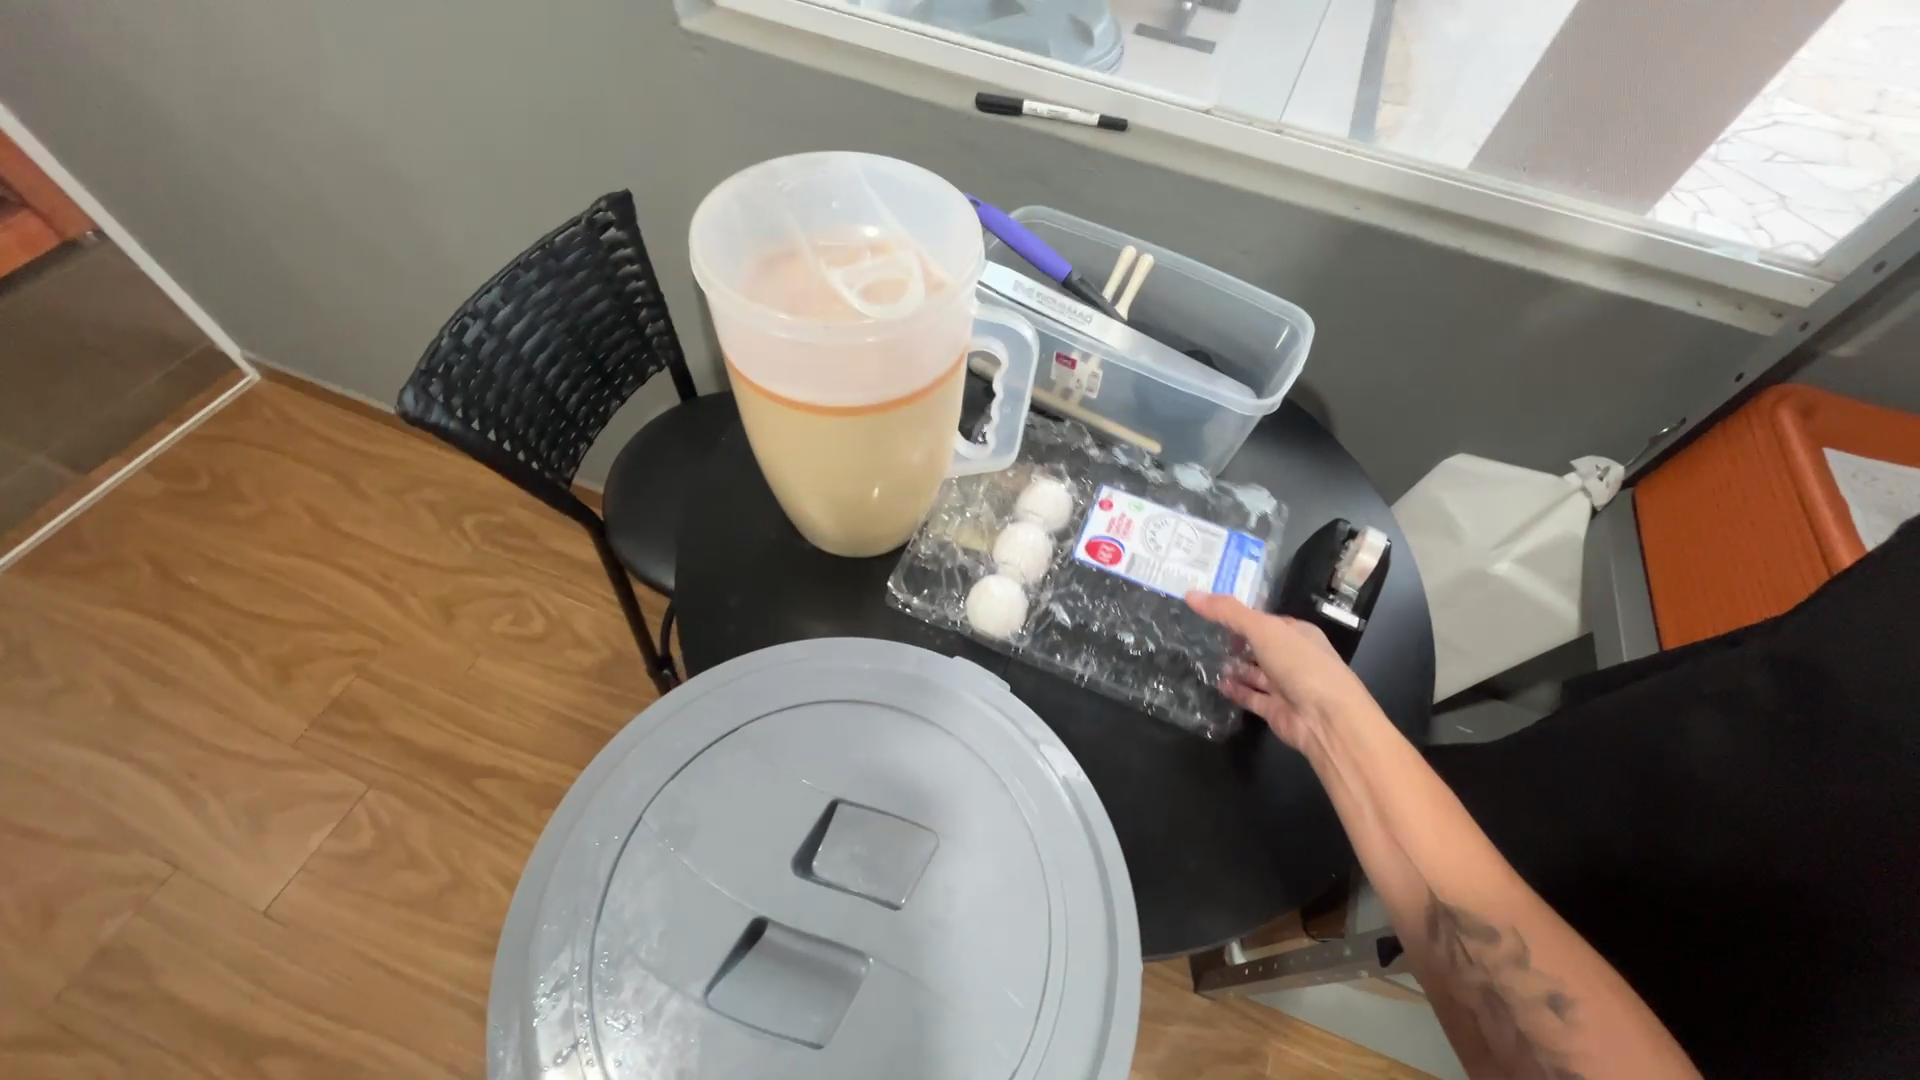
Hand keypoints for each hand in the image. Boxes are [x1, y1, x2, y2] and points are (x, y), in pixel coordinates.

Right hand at [1186, 591, 1376, 750]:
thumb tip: (1191, 594)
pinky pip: (1252, 697)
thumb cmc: (1300, 665)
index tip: (1211, 613)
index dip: (1240, 617)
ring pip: (1255, 673)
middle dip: (1235, 643)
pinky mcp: (1277, 710)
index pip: (1266, 621)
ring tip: (1205, 661)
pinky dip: (1236, 691)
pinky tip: (1217, 684)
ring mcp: (1287, 685)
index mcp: (1298, 633)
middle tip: (1203, 637)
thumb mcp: (1263, 629)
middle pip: (1259, 647)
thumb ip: (1227, 612)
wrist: (1326, 718)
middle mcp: (1294, 658)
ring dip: (1234, 667)